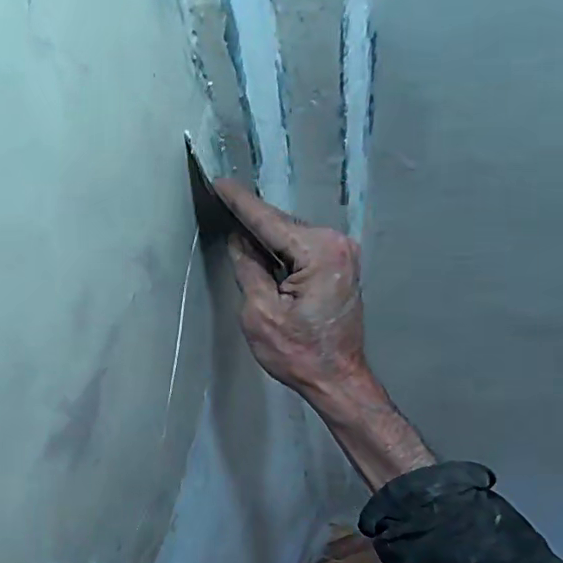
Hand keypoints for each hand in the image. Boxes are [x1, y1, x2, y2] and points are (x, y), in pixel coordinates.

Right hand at [214, 178, 436, 490]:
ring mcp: (343, 255)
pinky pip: (302, 250)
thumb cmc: (299, 354)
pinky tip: (261, 250)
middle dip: (252, 219)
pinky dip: (281, 250)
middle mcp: (337, 244)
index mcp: (319, 251)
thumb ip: (249, 270)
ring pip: (292, 237)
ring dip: (265, 236)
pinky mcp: (340, 268)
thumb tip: (239, 242)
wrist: (338, 379)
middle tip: (221, 203)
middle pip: (283, 226)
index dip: (240, 204)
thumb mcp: (261, 313)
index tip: (220, 183)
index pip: (269, 221)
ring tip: (235, 227)